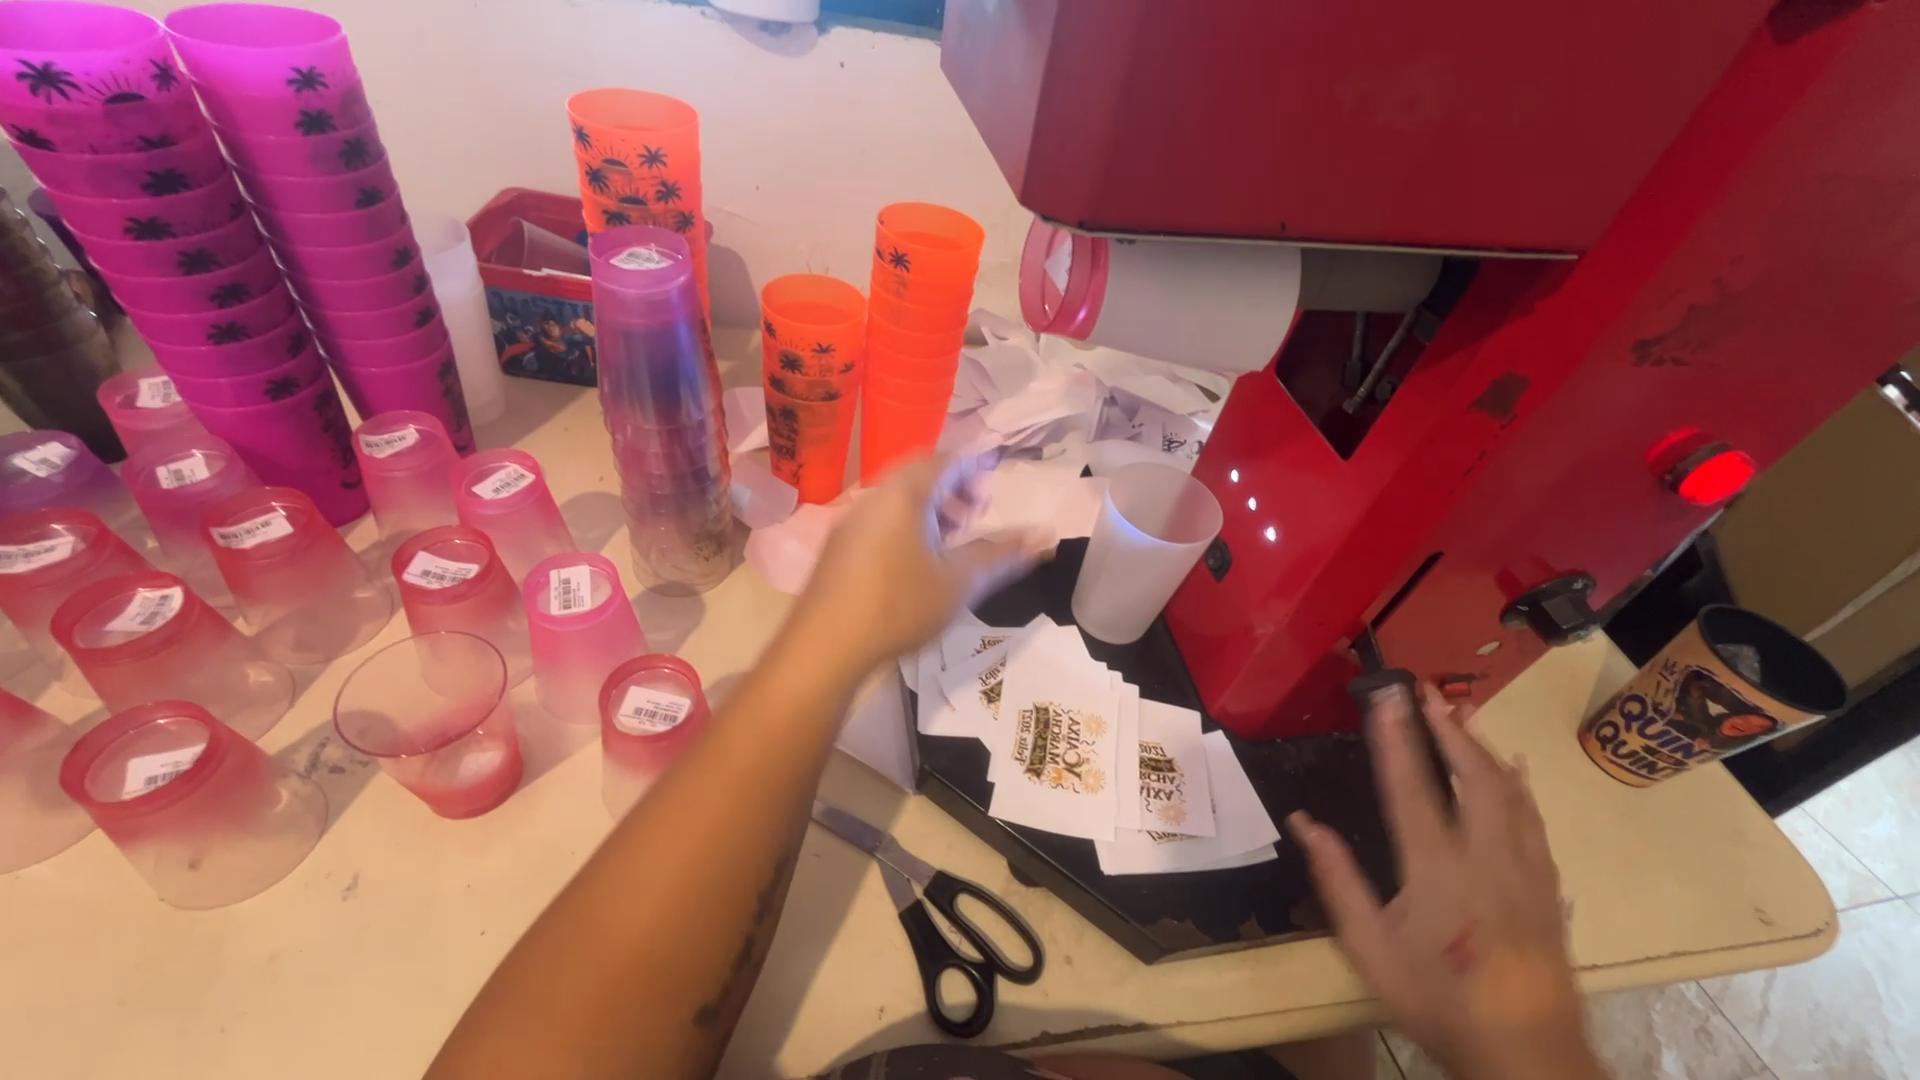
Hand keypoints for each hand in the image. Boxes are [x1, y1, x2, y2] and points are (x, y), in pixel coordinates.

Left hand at [789, 454, 1050, 673]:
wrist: (822, 648)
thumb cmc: (897, 607)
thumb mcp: (958, 582)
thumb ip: (1001, 555)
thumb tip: (1045, 536)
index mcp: (902, 495)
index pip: (943, 462)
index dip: (973, 466)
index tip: (994, 478)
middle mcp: (872, 499)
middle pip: (917, 478)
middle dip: (952, 490)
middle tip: (976, 512)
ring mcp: (849, 524)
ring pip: (895, 502)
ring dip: (928, 511)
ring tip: (950, 541)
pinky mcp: (836, 551)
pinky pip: (878, 522)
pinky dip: (904, 527)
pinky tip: (915, 564)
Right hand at [1288, 686, 1602, 1079]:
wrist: (1529, 1055)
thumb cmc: (1437, 998)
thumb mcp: (1369, 947)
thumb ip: (1337, 880)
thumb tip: (1302, 822)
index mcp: (1436, 868)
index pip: (1411, 786)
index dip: (1397, 736)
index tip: (1387, 696)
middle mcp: (1485, 856)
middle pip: (1472, 776)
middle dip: (1448, 727)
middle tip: (1427, 690)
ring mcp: (1525, 869)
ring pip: (1509, 791)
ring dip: (1482, 745)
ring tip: (1461, 711)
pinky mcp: (1548, 886)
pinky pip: (1534, 818)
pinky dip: (1519, 783)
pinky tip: (1514, 767)